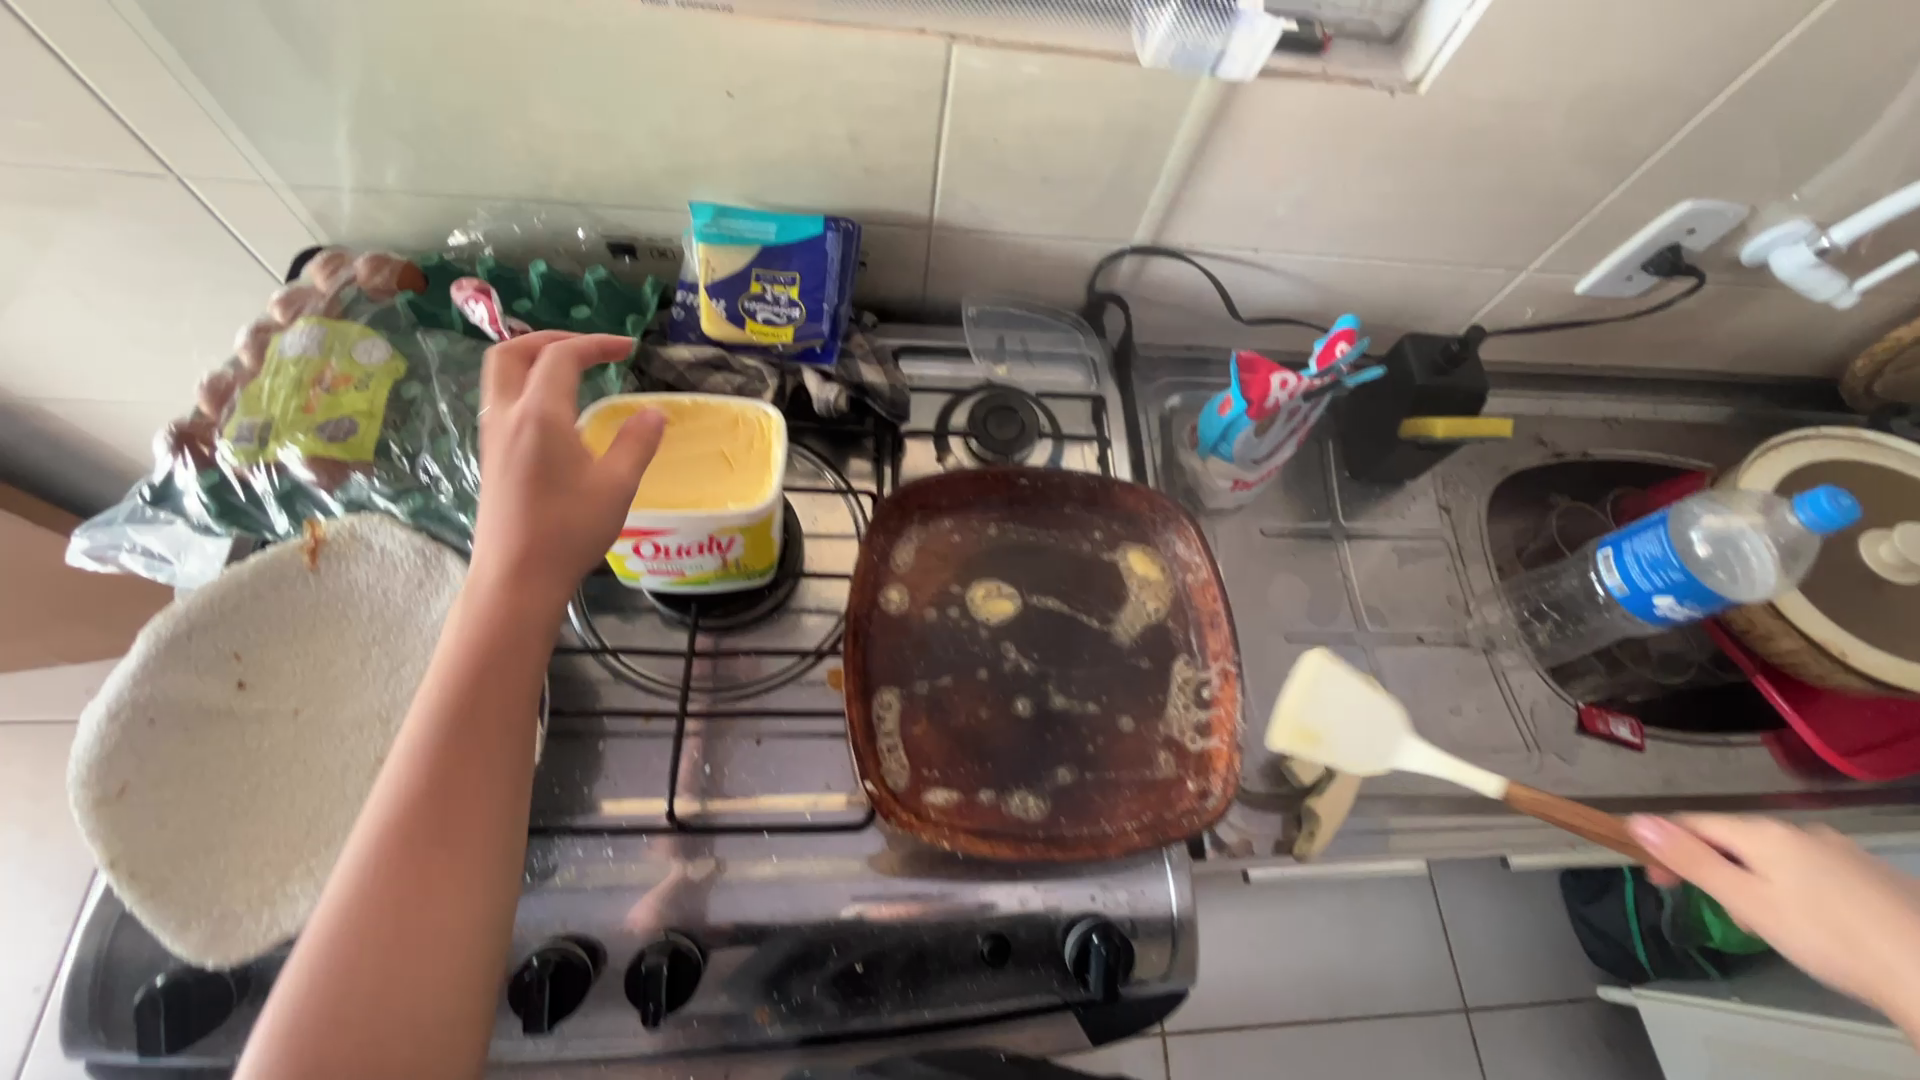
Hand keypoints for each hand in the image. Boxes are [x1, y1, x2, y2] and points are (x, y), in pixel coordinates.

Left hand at [471, 332, 665, 605]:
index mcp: (540, 415)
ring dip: (533, 359)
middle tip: (589, 349)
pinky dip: (526, 385)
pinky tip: (556, 411)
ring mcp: (492, 436)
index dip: (596, 344)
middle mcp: (507, 416)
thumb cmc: (569, 530)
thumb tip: (655, 413)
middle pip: (512, 351)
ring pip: (501, 375)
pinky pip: (502, 400)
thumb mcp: (617, 486)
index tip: (628, 348)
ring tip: (572, 371)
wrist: (517, 576)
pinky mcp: (491, 456)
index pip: (562, 357)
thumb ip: (637, 443)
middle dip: (551, 339)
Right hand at [1631, 814, 1919, 1018]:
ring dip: (1752, 880)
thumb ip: (1690, 859)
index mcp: (1762, 833)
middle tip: (1720, 912)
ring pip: (1773, 856)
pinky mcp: (1872, 873)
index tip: (1657, 881)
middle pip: (1733, 839)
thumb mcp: (1745, 901)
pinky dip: (1793, 888)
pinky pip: (1811, 869)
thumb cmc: (1827, 938)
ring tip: (1767, 924)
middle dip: (1713, 869)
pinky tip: (1812, 923)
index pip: (1692, 823)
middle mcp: (1799, 830)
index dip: (1664, 846)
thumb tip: (1636, 820)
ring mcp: (1841, 850)